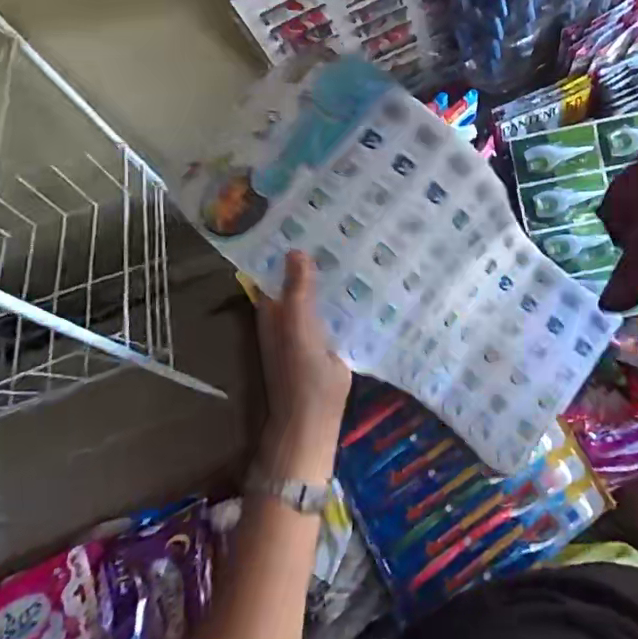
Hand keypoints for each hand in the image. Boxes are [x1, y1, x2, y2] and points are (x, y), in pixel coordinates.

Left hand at [255, 251, 351, 480]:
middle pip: (298, 281)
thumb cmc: (300, 371)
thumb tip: (295, 250)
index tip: (307, 220)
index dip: (287, 248)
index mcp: (272, 310)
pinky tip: (365, 284)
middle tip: (342, 228)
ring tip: (357, 248)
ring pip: (318, 296)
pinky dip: (343, 298)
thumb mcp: (298, 325)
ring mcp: (306, 330)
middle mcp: (286, 316)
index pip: (275, 270)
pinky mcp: (326, 342)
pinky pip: (332, 312)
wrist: (313, 419)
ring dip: (331, 278)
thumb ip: (297, 289)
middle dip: (314, 259)